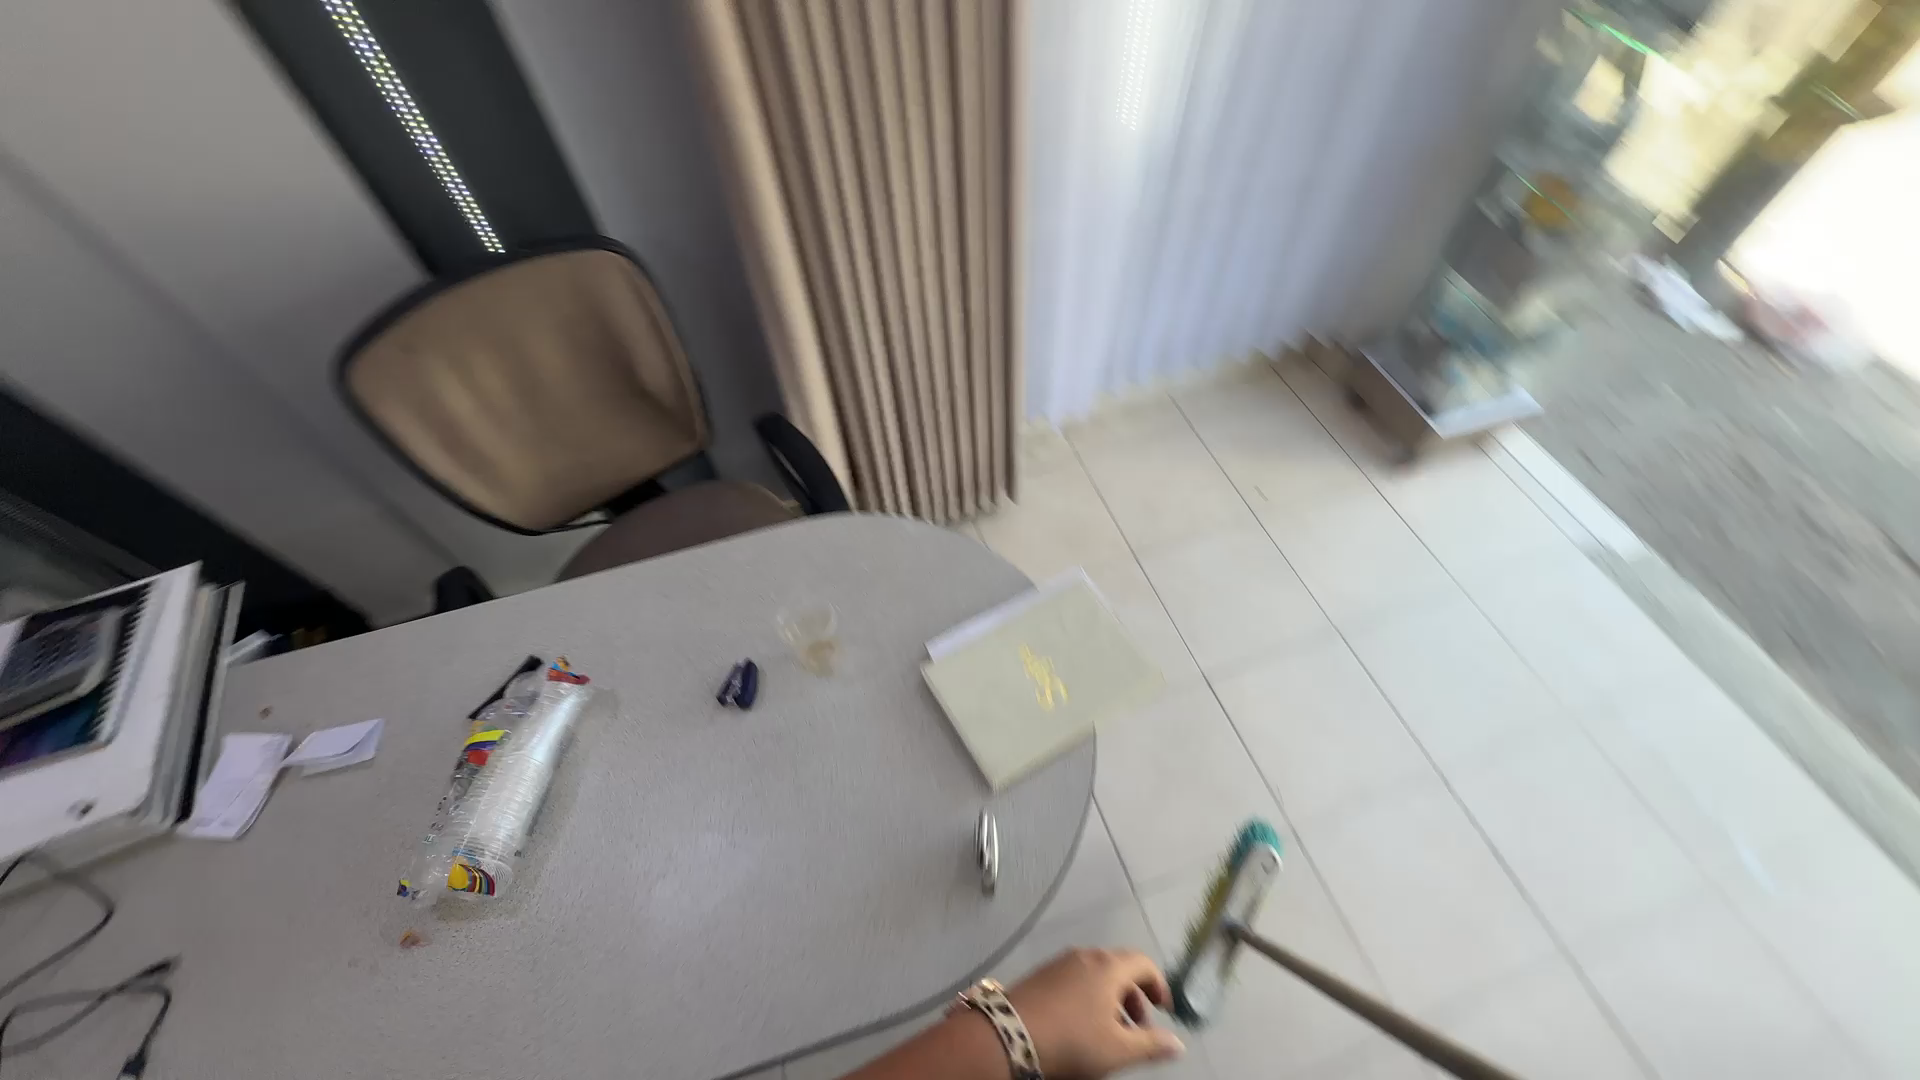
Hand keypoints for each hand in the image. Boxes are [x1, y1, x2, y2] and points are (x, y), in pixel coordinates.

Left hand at [1003, 948, 1185, 1079]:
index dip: (1159, 984)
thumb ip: (1151, 1045)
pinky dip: (1090, 994)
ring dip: (1112, 997)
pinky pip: (1077, 977)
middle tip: (1139, 1027)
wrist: (1010, 1033)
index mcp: (1108, 966)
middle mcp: (1086, 955)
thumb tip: (1179, 1043)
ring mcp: (1061, 961)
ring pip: (1097, 973)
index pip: (1143, 962)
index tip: (1164, 1011)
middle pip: (1120, 966)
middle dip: (1135, 995)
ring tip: (1111, 1030)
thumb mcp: (1117, 1049)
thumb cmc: (1072, 1040)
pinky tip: (1083, 1023)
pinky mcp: (1043, 972)